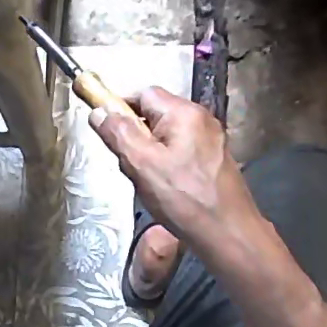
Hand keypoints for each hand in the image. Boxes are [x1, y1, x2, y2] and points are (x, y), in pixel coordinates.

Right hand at [90, 88, 262, 252]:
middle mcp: (200, 118)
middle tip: (128, 163)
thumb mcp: (141, 164)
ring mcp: (210, 138)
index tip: (107, 131)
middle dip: (134, 134)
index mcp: (183, 113)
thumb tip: (98, 111)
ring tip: (146, 178)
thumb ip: (118, 133)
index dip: (119, 107)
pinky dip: (164, 161)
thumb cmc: (183, 198)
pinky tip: (163, 185)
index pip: (142, 93)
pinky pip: (179, 148)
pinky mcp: (213, 157)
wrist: (227, 233)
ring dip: (148, 150)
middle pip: (154, 112)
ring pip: (165, 133)